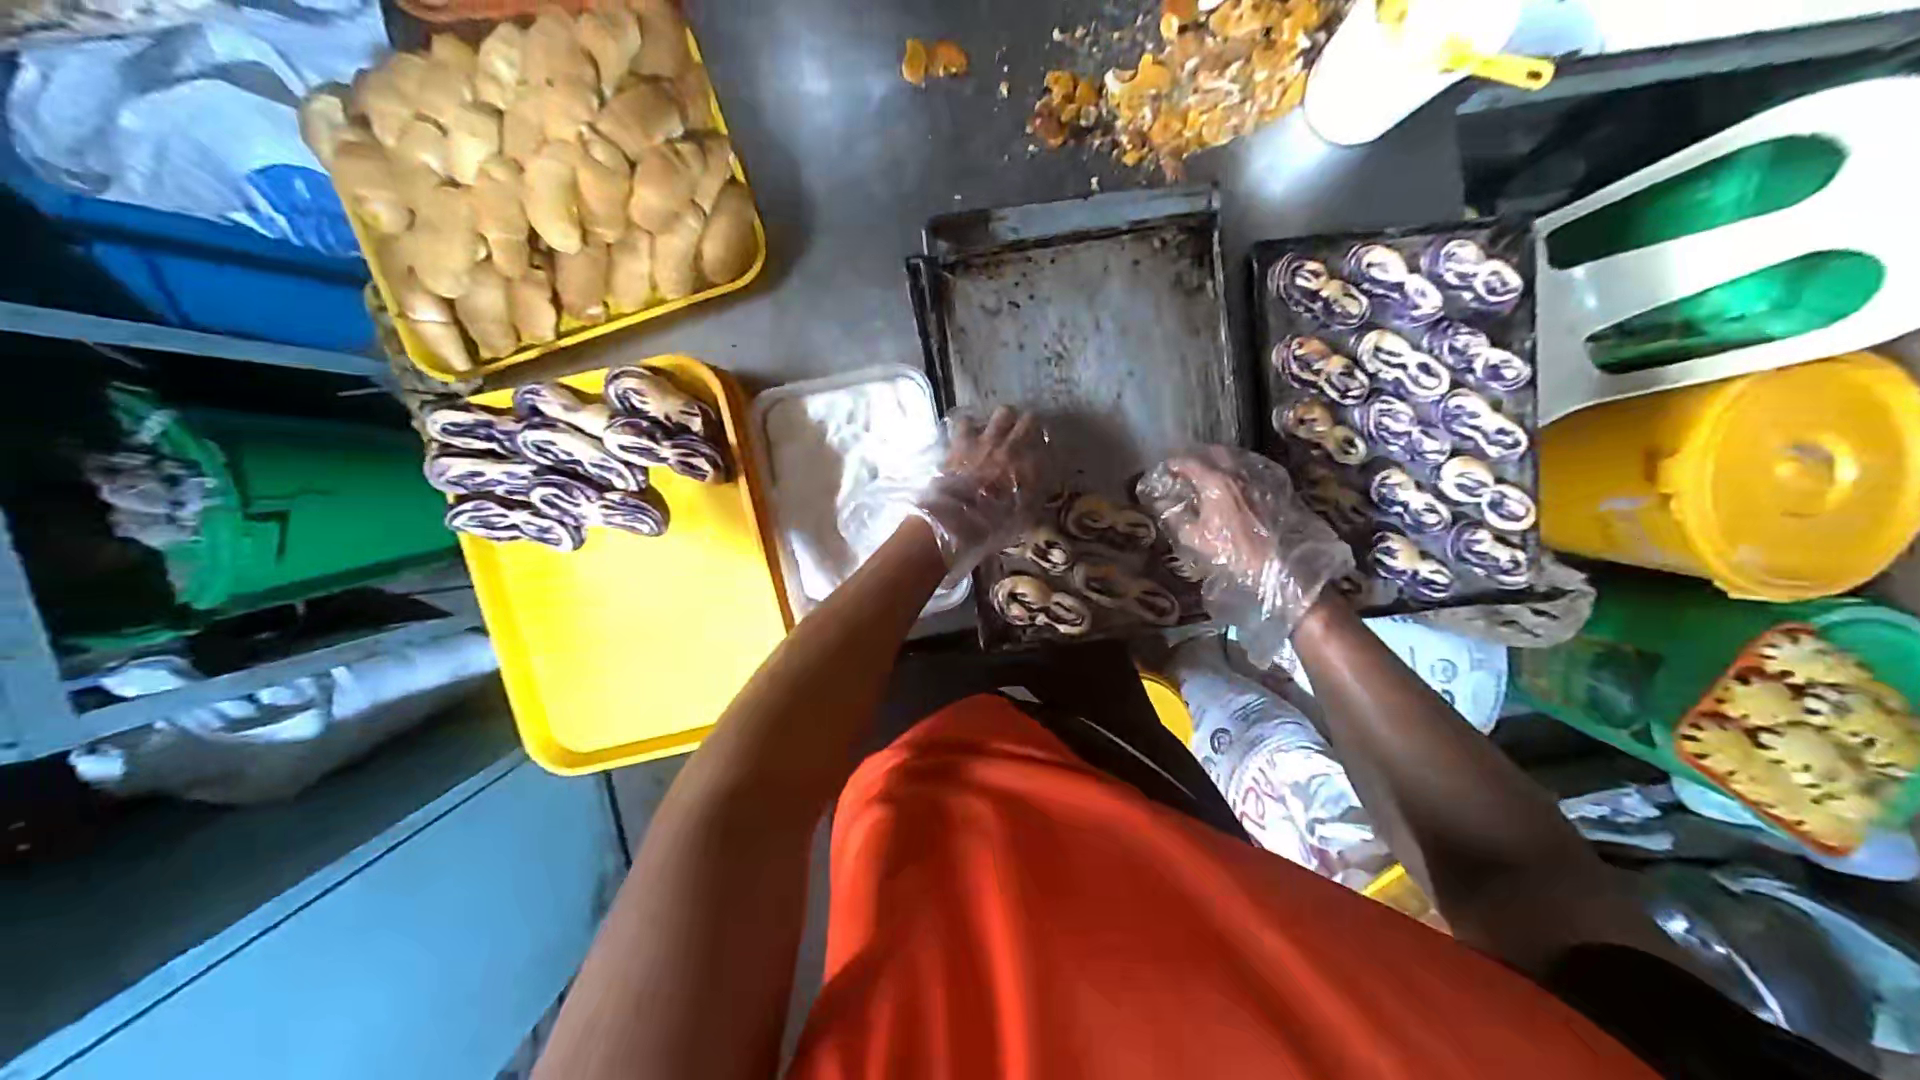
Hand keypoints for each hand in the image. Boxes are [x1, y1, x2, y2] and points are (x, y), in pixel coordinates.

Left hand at [912, 406, 1045, 574]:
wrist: (954, 519)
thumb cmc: (991, 522)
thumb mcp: (1020, 514)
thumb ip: (1031, 495)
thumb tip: (1036, 484)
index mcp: (1026, 467)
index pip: (1045, 447)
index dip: (1045, 449)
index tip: (1043, 454)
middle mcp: (1009, 448)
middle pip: (1029, 421)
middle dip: (1029, 424)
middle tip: (1024, 432)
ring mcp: (984, 441)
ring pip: (1002, 413)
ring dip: (1002, 420)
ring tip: (997, 429)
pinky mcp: (960, 441)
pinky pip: (966, 421)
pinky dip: (971, 425)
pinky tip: (969, 433)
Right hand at [1149, 450, 1283, 582]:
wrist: (1273, 557)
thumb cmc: (1231, 548)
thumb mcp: (1195, 537)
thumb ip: (1175, 517)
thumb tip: (1161, 504)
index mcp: (1214, 482)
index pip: (1190, 463)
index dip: (1175, 464)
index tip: (1166, 468)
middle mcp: (1234, 473)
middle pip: (1213, 453)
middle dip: (1197, 456)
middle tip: (1186, 467)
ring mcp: (1253, 478)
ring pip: (1232, 459)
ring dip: (1216, 461)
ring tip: (1206, 472)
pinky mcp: (1268, 486)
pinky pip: (1246, 469)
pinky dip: (1233, 470)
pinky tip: (1229, 483)